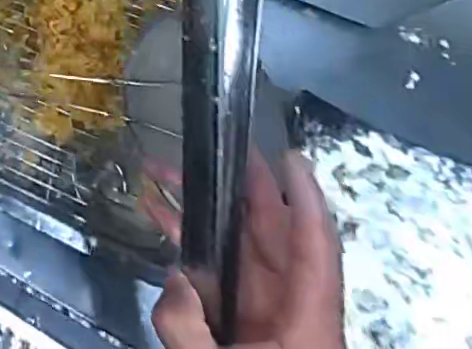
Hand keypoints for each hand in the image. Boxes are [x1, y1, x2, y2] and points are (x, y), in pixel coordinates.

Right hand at [144, 151, 343, 348]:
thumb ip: (188, 328)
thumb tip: (174, 278)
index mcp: (308, 324)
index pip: (315, 248)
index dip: (306, 198)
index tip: (289, 155)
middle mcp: (290, 310)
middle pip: (272, 233)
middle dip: (243, 184)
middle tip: (217, 142)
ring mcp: (263, 315)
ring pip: (237, 244)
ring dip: (204, 206)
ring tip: (166, 167)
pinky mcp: (238, 325)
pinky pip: (215, 270)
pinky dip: (188, 240)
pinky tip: (156, 212)